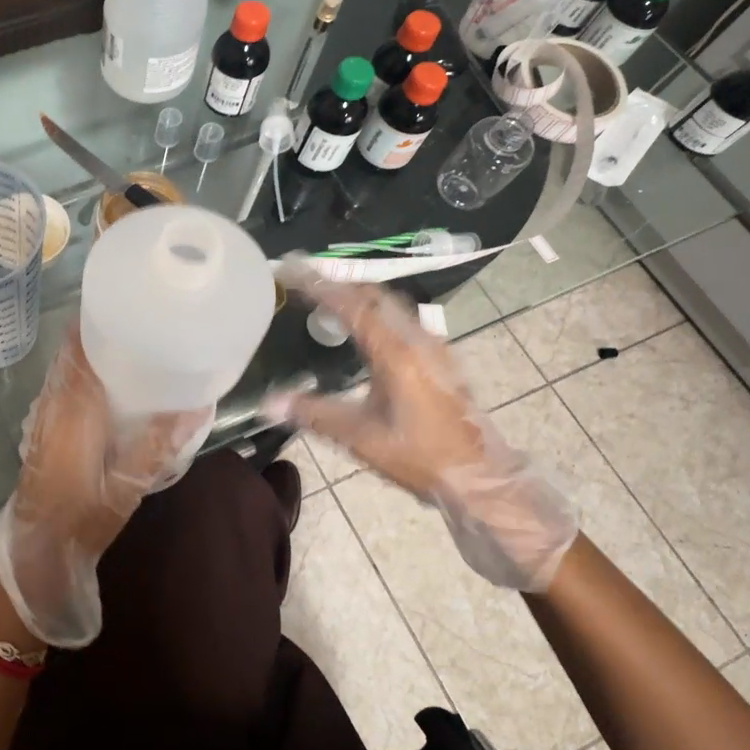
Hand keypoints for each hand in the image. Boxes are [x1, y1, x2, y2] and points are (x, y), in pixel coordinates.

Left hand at [0, 324, 206, 646]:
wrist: (37, 552)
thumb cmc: (83, 516)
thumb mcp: (129, 484)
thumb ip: (161, 443)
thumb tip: (200, 405)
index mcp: (72, 407)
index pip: (78, 347)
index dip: (98, 321)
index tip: (132, 304)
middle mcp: (53, 402)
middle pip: (73, 353)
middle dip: (102, 334)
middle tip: (144, 322)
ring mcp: (43, 415)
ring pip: (66, 369)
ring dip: (92, 355)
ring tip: (133, 346)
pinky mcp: (42, 430)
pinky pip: (63, 387)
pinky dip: (84, 375)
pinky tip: (111, 385)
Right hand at [267, 261, 579, 591]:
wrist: (481, 480)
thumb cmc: (421, 458)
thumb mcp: (361, 439)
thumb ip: (314, 415)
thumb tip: (268, 403)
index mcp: (397, 353)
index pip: (351, 304)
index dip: (317, 284)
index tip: (289, 270)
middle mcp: (418, 340)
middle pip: (373, 295)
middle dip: (336, 282)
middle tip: (303, 278)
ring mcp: (434, 348)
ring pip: (391, 305)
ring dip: (358, 296)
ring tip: (327, 297)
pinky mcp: (441, 361)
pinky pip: (403, 320)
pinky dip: (376, 312)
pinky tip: (363, 330)